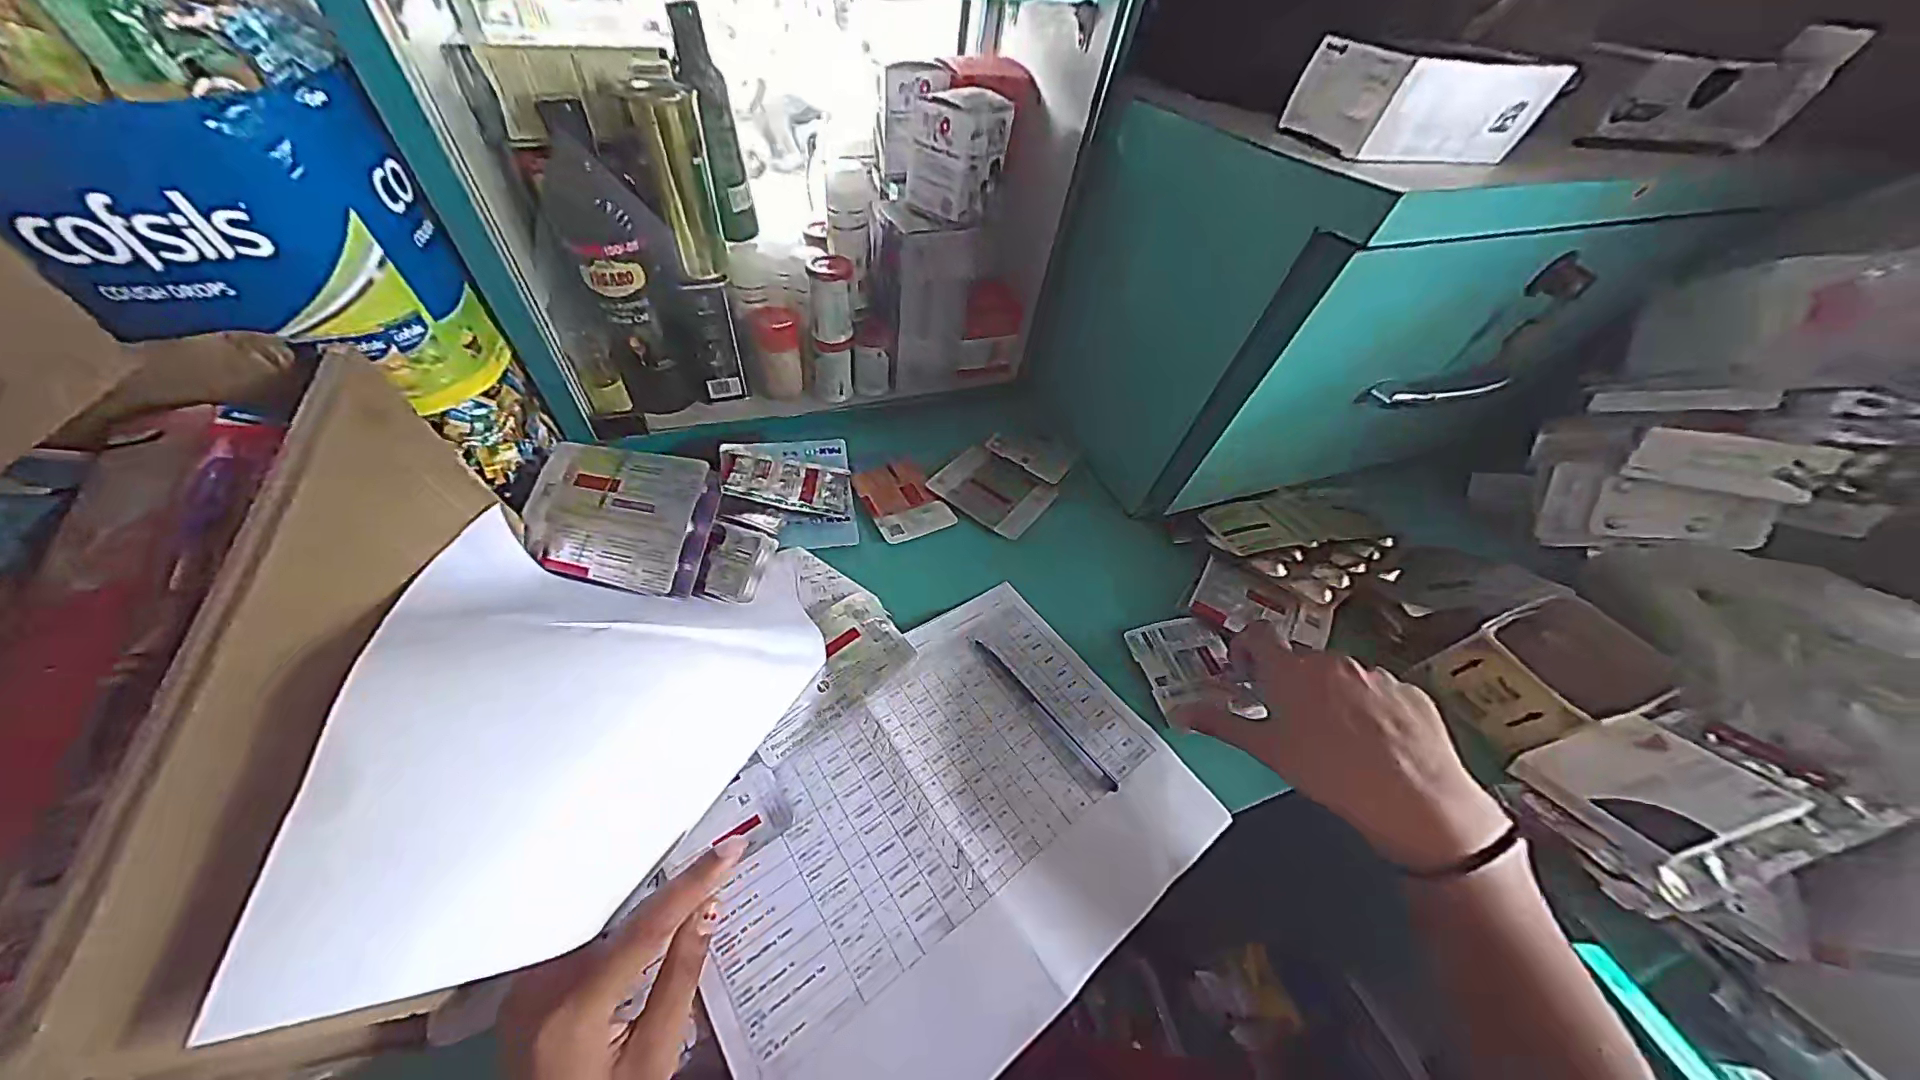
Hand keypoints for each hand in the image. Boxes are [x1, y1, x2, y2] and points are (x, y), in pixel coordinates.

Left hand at [499, 837, 746, 1079]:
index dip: (694, 882)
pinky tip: (646, 932)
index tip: (728, 851)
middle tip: (718, 864)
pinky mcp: (525, 985)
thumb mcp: (654, 1057)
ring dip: (649, 909)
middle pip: (625, 917)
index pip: (649, 925)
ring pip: (607, 922)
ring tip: (691, 893)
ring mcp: (526, 985)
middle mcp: (540, 988)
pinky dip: (621, 929)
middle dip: (673, 893)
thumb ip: (680, 978)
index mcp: (574, 1008)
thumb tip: (706, 911)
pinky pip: (586, 938)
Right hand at [1174, 627, 1507, 872]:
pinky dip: (1367, 705)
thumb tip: (1182, 711)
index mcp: (1290, 670)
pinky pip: (1377, 688)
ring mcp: (1374, 673)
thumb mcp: (1266, 750)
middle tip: (1287, 716)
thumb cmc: (1331, 773)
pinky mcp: (1409, 691)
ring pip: (1339, 674)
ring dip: (1328, 692)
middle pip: (1298, 658)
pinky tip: (1371, 740)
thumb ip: (1220, 723)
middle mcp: (1331, 662)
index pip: (1257, 633)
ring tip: (1333, 735)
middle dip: (1287, 679)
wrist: (1415, 800)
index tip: (1246, 672)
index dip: (1245, 647)